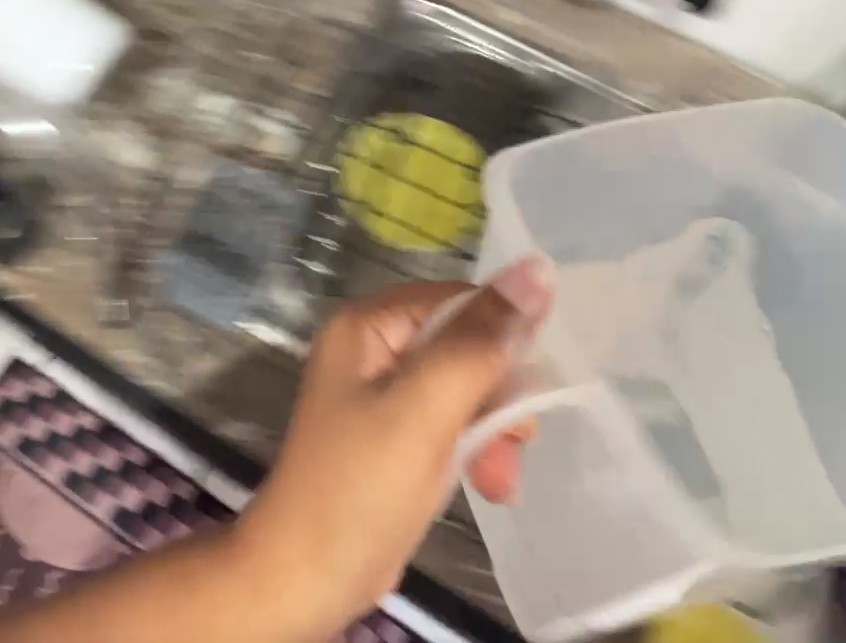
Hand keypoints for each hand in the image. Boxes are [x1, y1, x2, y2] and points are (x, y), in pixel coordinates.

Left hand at [234, 260, 552, 637]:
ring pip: (465, 388)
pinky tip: (489, 485)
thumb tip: (538, 268)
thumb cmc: (362, 485)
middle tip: (519, 443)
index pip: (458, 301)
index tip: (533, 388)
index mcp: (368, 324)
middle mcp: (373, 347)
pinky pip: (450, 421)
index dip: (503, 337)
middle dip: (498, 397)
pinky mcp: (393, 433)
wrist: (307, 577)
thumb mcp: (427, 408)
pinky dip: (475, 449)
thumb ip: (481, 341)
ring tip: (501, 481)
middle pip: (464, 346)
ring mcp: (381, 392)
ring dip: (493, 431)